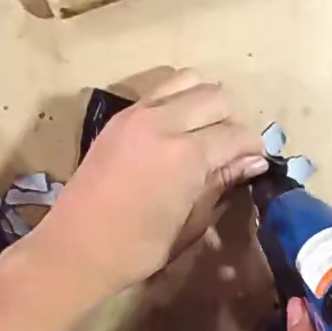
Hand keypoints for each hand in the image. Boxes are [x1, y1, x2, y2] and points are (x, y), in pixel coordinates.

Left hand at [31, 71, 266, 294]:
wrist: (76, 249)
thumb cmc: (139, 249)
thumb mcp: (191, 222)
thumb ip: (222, 183)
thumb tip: (254, 163)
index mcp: (185, 156)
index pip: (237, 134)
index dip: (253, 149)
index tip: (256, 164)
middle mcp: (163, 123)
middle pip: (217, 97)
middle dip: (232, 121)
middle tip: (230, 151)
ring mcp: (137, 114)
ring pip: (188, 81)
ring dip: (205, 103)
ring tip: (204, 135)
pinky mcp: (120, 117)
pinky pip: (160, 91)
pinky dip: (178, 101)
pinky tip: (178, 132)